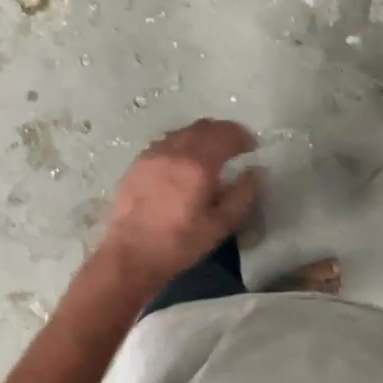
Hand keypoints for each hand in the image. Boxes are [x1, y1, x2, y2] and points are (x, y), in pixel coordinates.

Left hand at [98, 118, 262, 286]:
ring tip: (208, 156)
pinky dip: (180, 145)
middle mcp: (174, 150)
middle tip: (233, 149)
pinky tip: (181, 165)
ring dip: (201, 137)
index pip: (226, 134)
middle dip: (223, 133)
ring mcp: (152, 154)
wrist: (129, 255)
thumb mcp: (220, 226)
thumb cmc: (178, 243)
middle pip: (204, 127)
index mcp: (198, 164)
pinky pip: (164, 143)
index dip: (243, 137)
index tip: (251, 149)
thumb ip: (242, 195)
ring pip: (183, 132)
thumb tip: (254, 172)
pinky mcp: (136, 163)